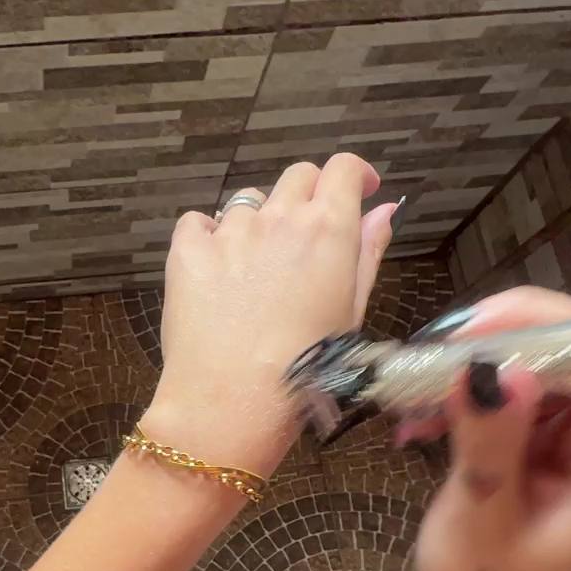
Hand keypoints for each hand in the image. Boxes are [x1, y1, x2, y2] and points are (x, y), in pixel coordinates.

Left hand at [142, 155, 397, 478]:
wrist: (232, 402)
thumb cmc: (303, 370)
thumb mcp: (350, 314)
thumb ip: (367, 253)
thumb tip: (383, 210)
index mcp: (327, 230)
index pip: (342, 169)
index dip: (352, 175)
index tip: (355, 190)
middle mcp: (278, 219)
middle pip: (296, 178)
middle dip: (306, 198)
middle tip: (303, 241)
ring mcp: (228, 232)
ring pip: (246, 204)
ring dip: (256, 224)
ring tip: (253, 275)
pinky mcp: (186, 251)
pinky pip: (197, 223)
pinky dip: (206, 237)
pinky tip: (214, 272)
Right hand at [414, 226, 570, 570]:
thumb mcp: (481, 524)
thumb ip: (491, 446)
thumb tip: (499, 367)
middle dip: (526, 327)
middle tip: (453, 341)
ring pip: (548, 358)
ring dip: (481, 356)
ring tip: (419, 390)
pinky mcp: (537, 435)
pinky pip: (512, 383)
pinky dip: (464, 385)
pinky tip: (419, 415)